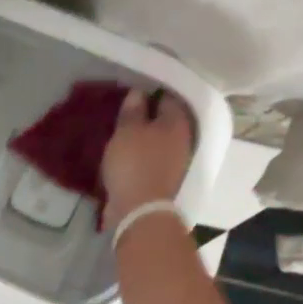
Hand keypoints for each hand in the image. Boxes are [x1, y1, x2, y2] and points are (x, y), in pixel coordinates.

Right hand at [101, 88, 193, 228]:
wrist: (139, 210)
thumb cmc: (134, 163)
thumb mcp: (127, 131)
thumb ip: (133, 110)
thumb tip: (139, 93)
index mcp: (177, 123)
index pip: (167, 98)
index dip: (150, 93)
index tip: (130, 95)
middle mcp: (182, 141)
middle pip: (164, 122)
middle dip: (146, 117)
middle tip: (123, 114)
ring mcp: (174, 163)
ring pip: (158, 142)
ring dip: (142, 138)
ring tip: (120, 135)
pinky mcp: (162, 181)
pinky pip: (151, 160)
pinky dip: (140, 156)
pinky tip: (124, 156)